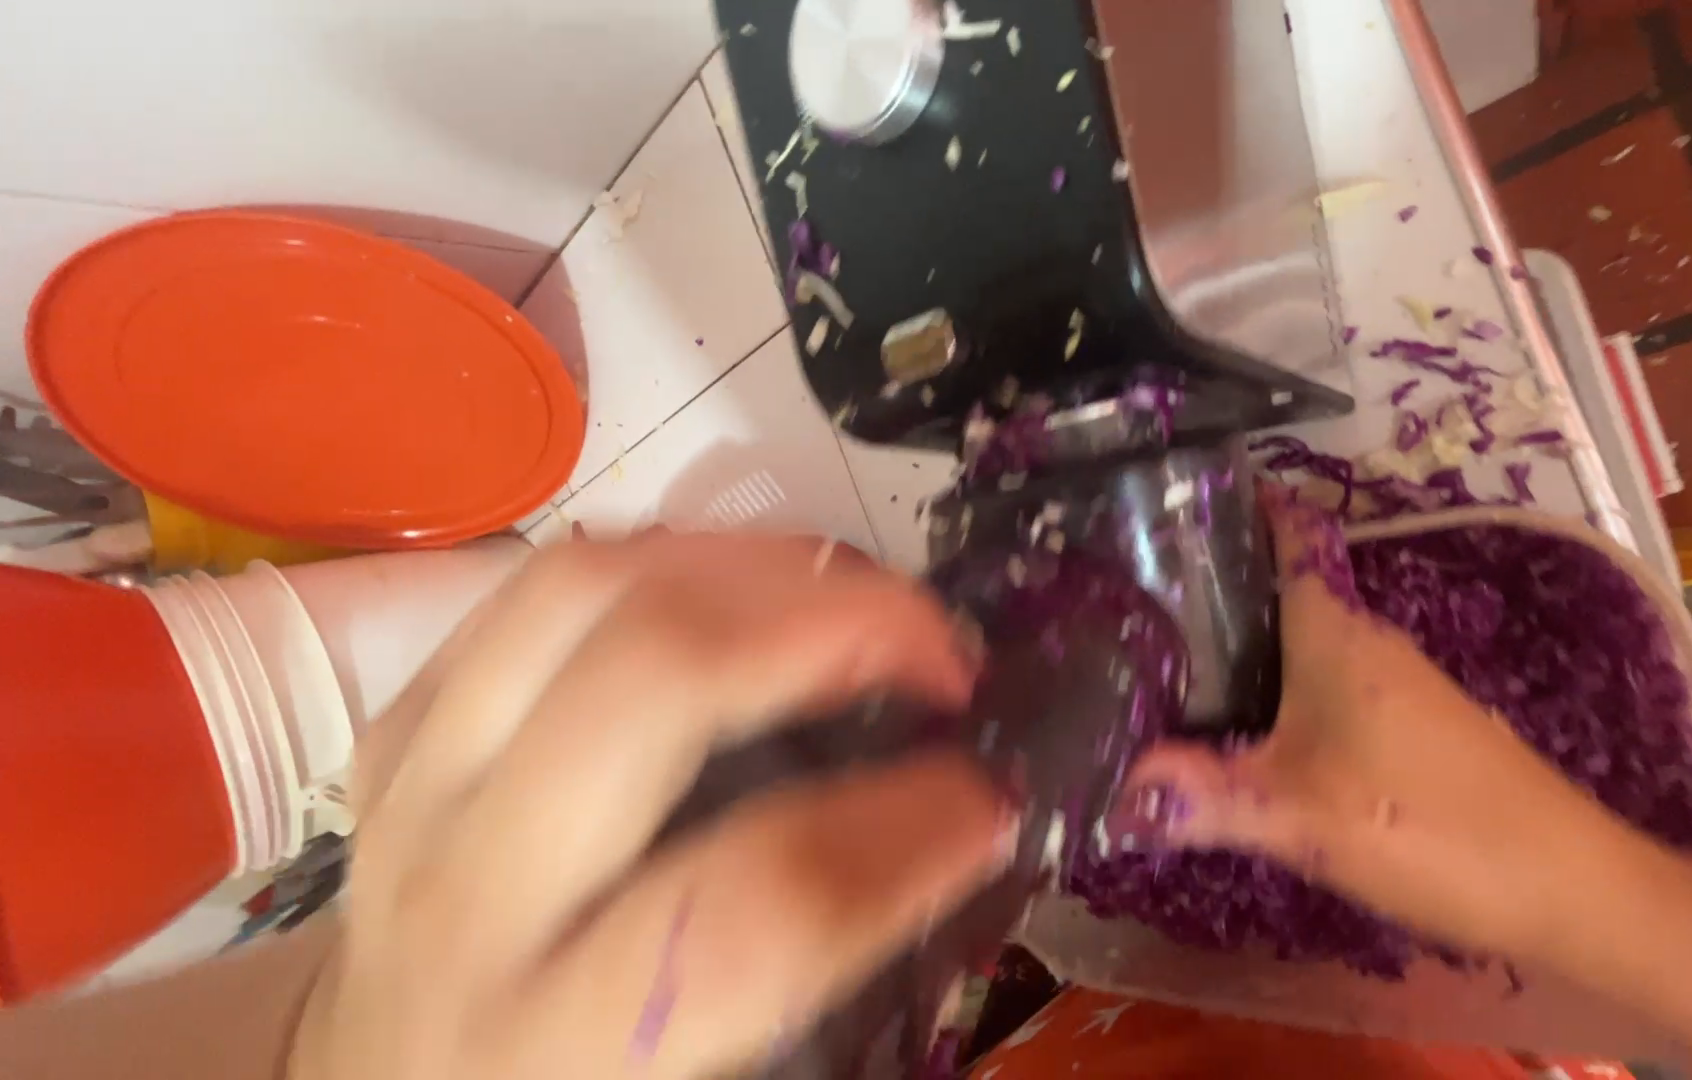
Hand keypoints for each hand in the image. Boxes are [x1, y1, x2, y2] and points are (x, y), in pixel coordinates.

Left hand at [289, 531, 1013, 1079]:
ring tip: (858, 591)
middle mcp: (470, 893)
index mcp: (558, 1036)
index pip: (759, 905)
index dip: (905, 833)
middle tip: (939, 646)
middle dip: (840, 633)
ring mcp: (419, 777)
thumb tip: (965, 820)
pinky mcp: (409, 711)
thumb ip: (824, 956)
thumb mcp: (709, 1075)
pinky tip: (752, 580)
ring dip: (761, 567)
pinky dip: (677, 554)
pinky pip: (546, 579)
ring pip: (589, 591)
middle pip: (660, 685)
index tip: (988, 796)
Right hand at [1126, 488, 1641, 958]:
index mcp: (1336, 632)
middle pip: (1279, 584)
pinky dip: (1265, 680)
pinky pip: (1311, 679)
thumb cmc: (1431, 826)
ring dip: (1237, 631)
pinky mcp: (1400, 725)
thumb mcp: (1297, 814)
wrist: (1575, 893)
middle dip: (1213, 576)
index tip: (1173, 499)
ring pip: (1294, 635)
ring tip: (1160, 645)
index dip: (1243, 504)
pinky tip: (1229, 717)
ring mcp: (1386, 683)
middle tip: (1131, 586)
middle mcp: (1362, 640)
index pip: (1291, 535)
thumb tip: (1108, 790)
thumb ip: (1199, 798)